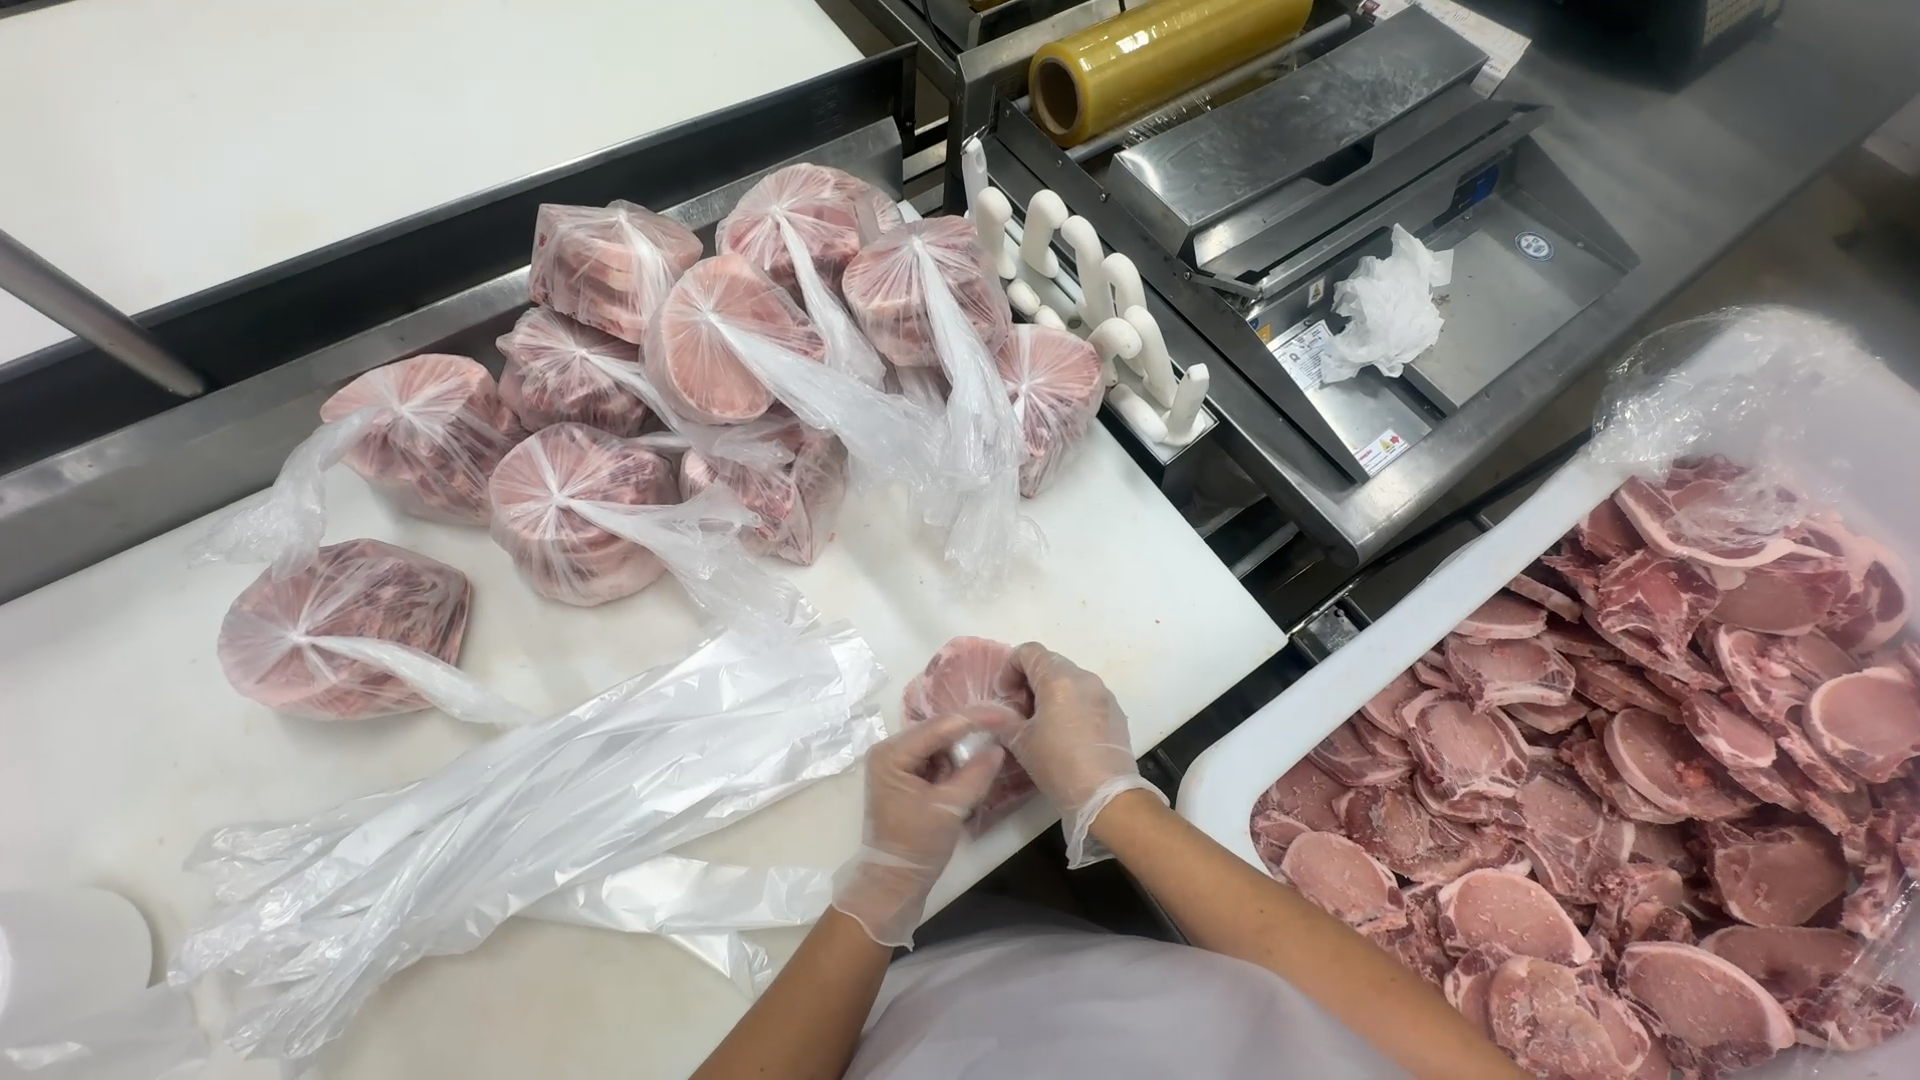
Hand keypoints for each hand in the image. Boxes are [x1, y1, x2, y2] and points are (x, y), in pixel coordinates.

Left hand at [831, 713, 1004, 946]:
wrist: (893, 883)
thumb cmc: (916, 847)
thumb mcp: (949, 808)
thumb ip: (976, 774)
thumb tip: (998, 748)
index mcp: (892, 754)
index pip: (940, 726)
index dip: (976, 719)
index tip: (1007, 714)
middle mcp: (889, 750)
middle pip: (938, 730)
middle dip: (969, 735)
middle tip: (1002, 732)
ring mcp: (895, 763)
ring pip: (939, 744)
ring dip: (960, 754)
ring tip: (975, 774)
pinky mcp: (904, 776)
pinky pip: (934, 759)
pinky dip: (952, 766)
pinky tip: (963, 779)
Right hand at [995, 643, 1165, 867]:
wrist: (1107, 796)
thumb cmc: (1059, 764)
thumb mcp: (1021, 742)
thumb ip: (1003, 720)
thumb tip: (996, 714)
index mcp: (1059, 679)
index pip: (1029, 652)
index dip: (1010, 668)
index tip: (1005, 697)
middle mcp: (1084, 678)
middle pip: (1049, 664)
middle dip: (1029, 682)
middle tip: (1019, 713)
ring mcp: (1103, 694)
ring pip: (1069, 680)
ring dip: (1050, 694)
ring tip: (1042, 725)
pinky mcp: (1115, 712)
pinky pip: (1086, 697)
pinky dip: (1070, 705)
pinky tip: (1065, 734)